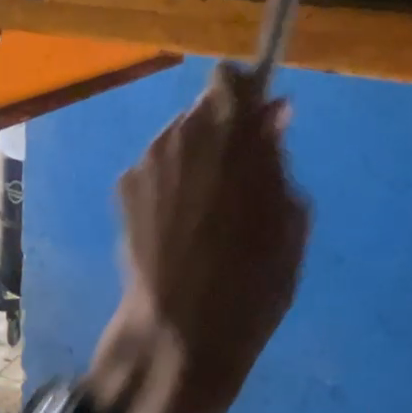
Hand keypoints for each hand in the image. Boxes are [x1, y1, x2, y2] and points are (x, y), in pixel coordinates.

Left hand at [87, 65, 306, 412]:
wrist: (178, 334)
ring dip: (198, 155)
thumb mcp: (288, 222)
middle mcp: (181, 136)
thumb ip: (277, 158)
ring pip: (179, 136)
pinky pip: (158, 166)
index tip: (261, 119)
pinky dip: (173, 180)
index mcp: (229, 137)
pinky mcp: (123, 187)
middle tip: (243, 175)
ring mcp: (146, 160)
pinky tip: (181, 224)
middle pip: (205, 109)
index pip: (232, 78)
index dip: (247, 92)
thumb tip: (273, 114)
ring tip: (211, 209)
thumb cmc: (251, 284)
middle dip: (225, 130)